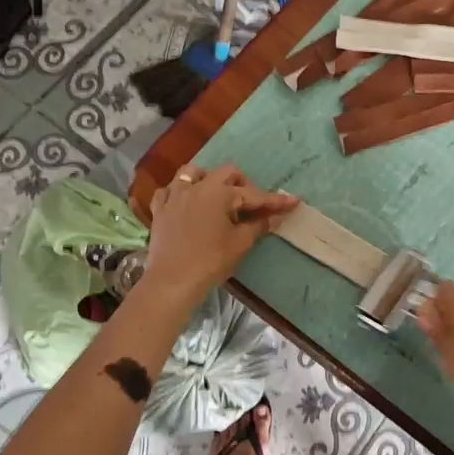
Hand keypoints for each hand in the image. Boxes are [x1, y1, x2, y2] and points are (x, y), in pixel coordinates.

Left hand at [143, 163, 297, 305]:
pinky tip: (185, 203)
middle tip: (252, 204)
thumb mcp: (240, 244)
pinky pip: (168, 191)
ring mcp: (175, 196)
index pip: (254, 195)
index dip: (275, 200)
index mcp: (219, 193)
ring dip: (207, 178)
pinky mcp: (159, 210)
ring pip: (191, 172)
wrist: (172, 282)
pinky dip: (179, 193)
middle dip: (243, 184)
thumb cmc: (210, 262)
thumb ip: (259, 226)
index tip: (294, 201)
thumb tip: (276, 216)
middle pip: (226, 173)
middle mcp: (197, 187)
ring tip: (215, 195)